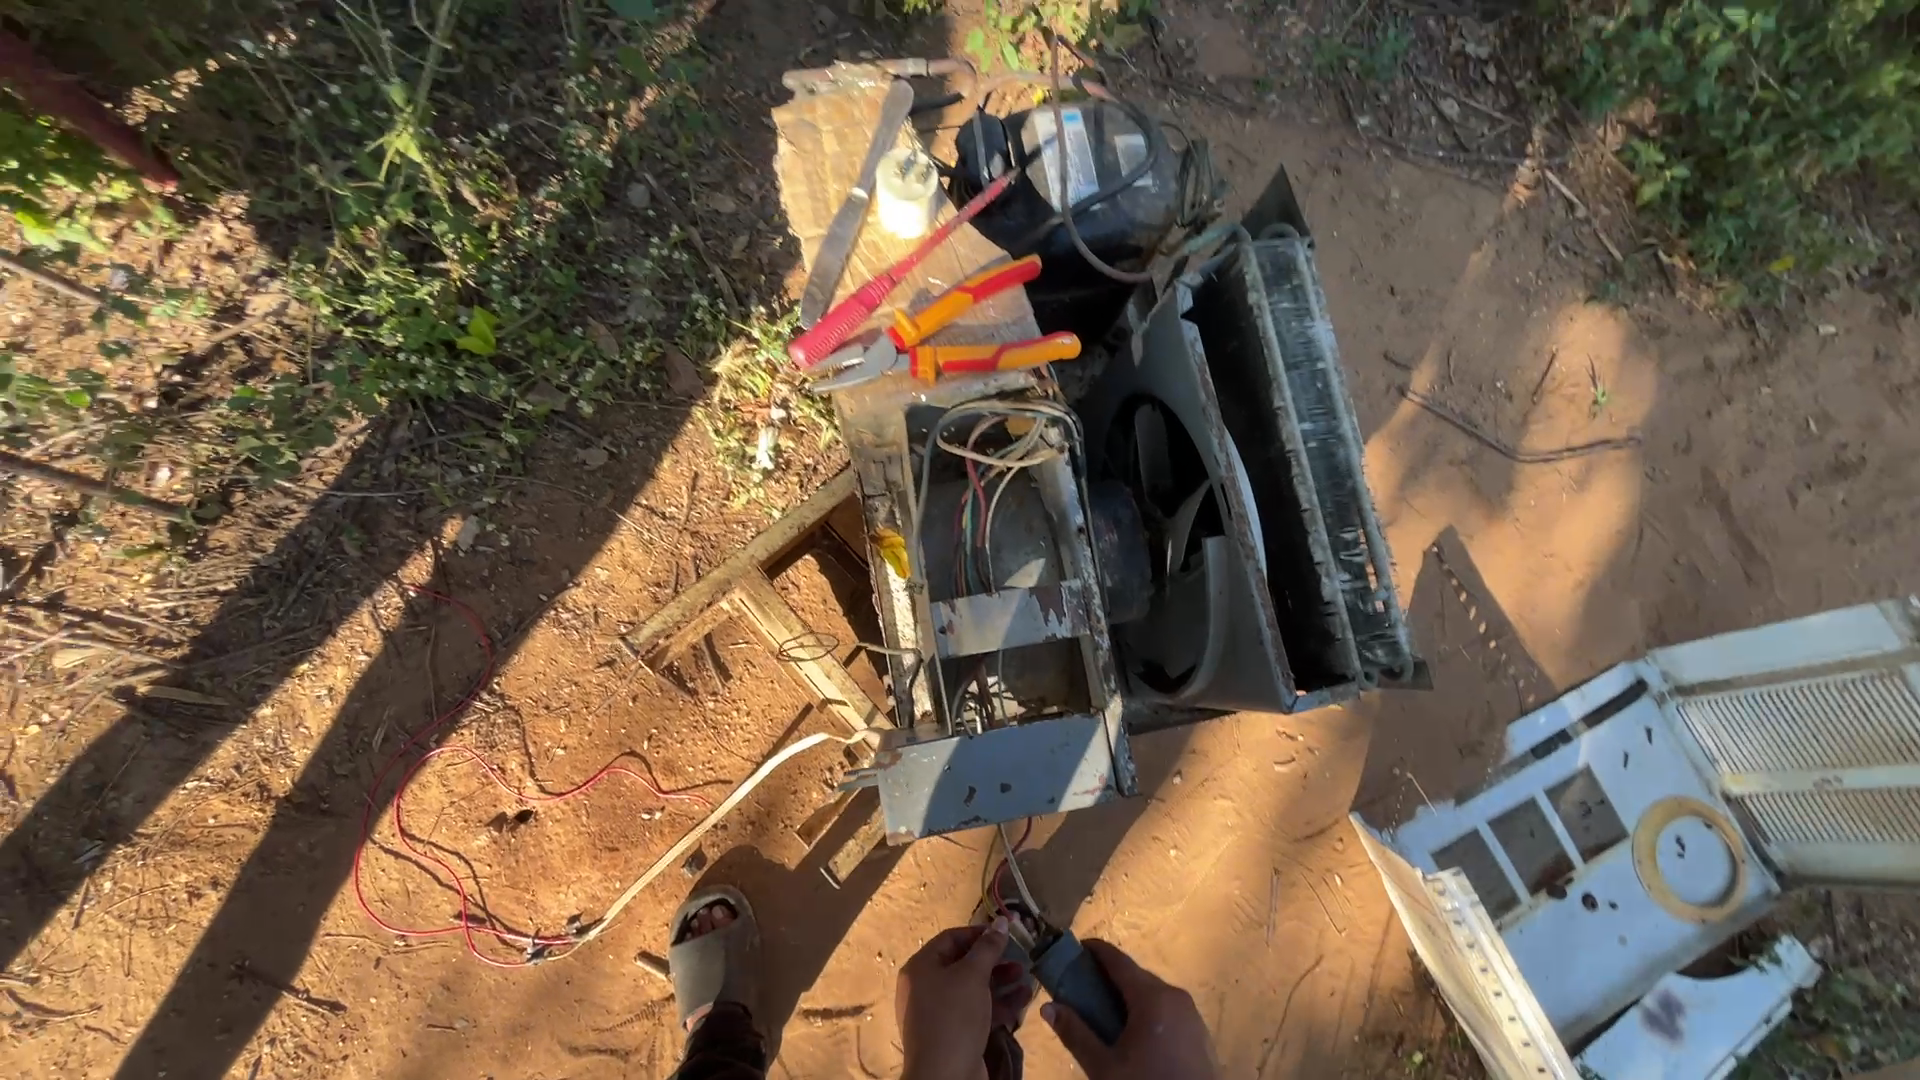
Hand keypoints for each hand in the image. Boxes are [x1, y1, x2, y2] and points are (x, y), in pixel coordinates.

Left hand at [896, 917, 1032, 1079]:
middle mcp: (927, 988)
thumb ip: (988, 947)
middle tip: (1019, 957)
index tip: (1004, 932)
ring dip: (1001, 982)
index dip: (978, 933)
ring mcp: (940, 1014)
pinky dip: (998, 1005)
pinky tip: (1023, 1000)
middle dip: (994, 961)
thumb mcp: (972, 975)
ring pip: (974, 990)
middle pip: (964, 965)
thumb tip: (1002, 920)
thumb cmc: (953, 1016)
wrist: (944, 1079)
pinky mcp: (955, 1036)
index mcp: (921, 967)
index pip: (951, 939)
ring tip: (1026, 977)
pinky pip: (978, 1012)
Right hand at [1041, 939, 1217, 1079]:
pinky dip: (1147, 1013)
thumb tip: (1047, 1008)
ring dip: (1128, 997)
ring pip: (1152, 994)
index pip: (1118, 960)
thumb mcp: (1105, 1069)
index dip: (1094, 950)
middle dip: (1108, 978)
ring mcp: (1192, 1016)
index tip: (1074, 949)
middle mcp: (1175, 996)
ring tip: (1105, 1016)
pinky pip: (1167, 1012)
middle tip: (1082, 991)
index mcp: (1152, 997)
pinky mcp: (1200, 1035)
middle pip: (1135, 976)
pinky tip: (1134, 1036)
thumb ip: (1075, 1034)